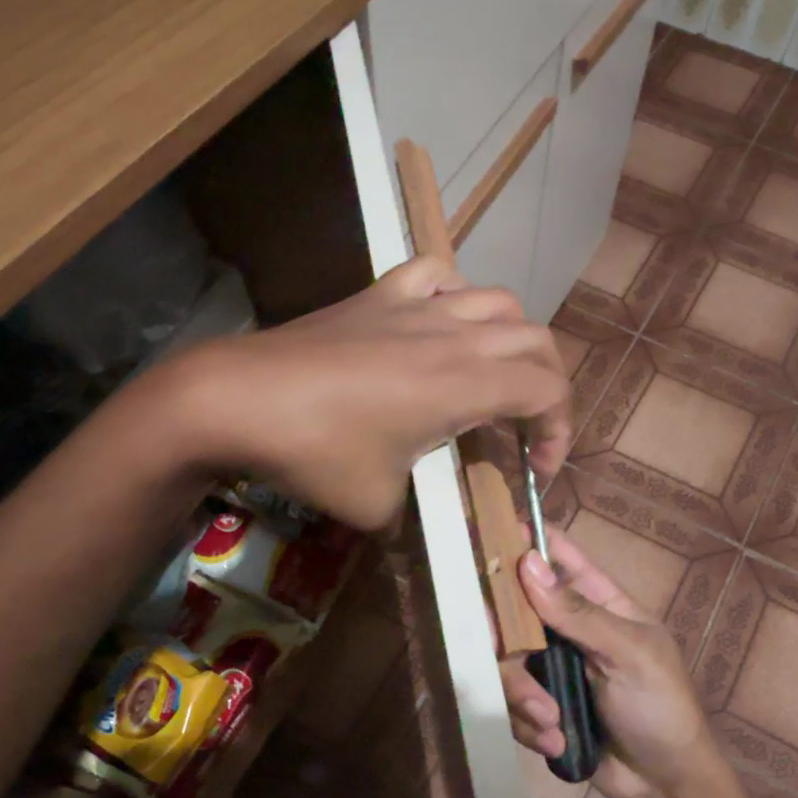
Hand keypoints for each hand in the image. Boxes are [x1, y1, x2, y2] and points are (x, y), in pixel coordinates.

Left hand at [130, 258, 571, 530]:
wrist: (238, 399)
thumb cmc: (315, 454)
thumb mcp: (378, 507)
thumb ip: (417, 513)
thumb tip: (418, 523)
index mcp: (464, 385)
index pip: (547, 391)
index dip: (559, 432)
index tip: (537, 470)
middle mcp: (453, 336)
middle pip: (536, 341)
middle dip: (548, 387)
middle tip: (527, 429)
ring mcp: (414, 307)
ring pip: (495, 299)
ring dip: (512, 339)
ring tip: (494, 375)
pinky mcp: (376, 295)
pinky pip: (435, 274)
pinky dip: (456, 294)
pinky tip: (442, 322)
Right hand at [503, 527, 721, 797]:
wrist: (663, 784)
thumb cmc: (661, 706)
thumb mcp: (629, 654)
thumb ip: (578, 612)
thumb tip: (527, 561)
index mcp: (596, 599)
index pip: (554, 553)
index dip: (521, 540)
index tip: (485, 542)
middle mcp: (564, 626)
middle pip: (510, 608)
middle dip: (505, 640)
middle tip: (502, 654)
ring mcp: (548, 666)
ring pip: (503, 660)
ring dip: (521, 694)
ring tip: (552, 722)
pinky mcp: (535, 703)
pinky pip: (507, 701)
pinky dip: (526, 724)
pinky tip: (556, 742)